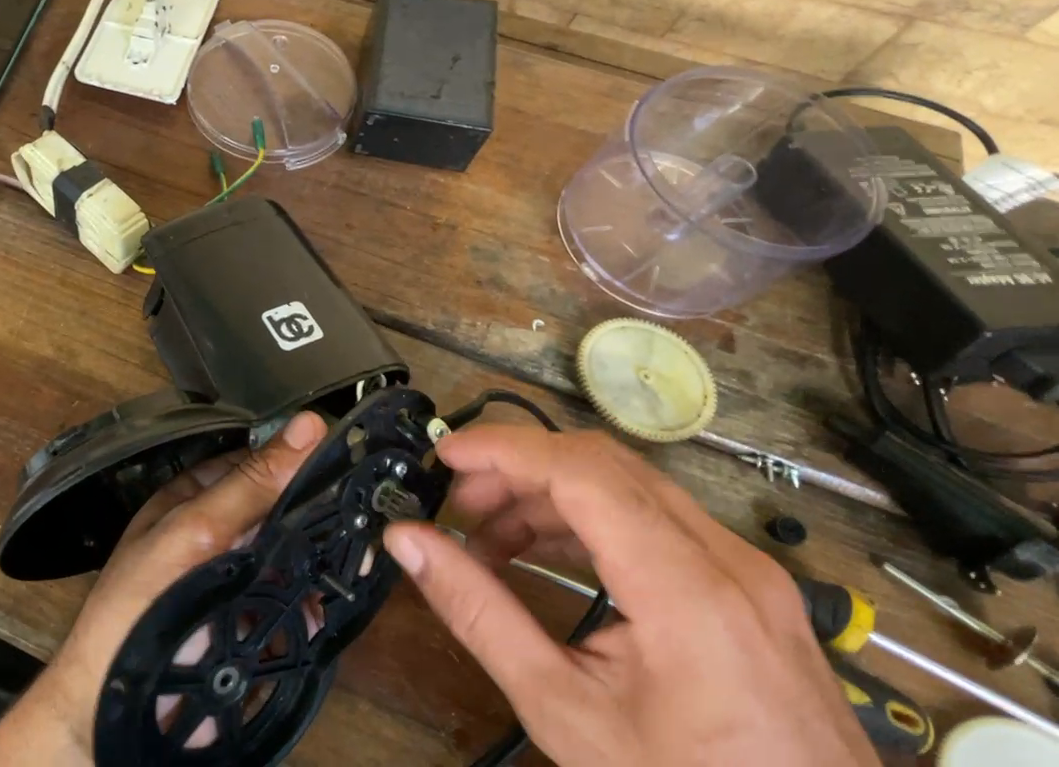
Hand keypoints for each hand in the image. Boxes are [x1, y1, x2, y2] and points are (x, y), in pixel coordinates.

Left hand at [0, 411, 327, 764]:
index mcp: (191, 499)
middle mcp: (212, 533)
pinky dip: (307, 609)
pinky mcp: (243, 624)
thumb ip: (251, 484)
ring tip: (347, 574)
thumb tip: (309, 424)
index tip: (353, 463)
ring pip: (286, 560)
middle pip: (275, 513)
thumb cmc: (144, 602)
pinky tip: (321, 615)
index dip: (297, 462)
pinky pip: (286, 605)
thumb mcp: (196, 531)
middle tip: (363, 527)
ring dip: (315, 568)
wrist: (115, 702)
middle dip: (314, 522)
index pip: (254, 465)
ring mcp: (228, 580)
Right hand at [383, 426, 877, 766]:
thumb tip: (408, 542)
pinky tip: (547, 554)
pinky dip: (590, 518)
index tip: (442, 455)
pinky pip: (658, 519)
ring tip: (489, 537)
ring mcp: (748, 570)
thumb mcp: (563, 709)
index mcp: (685, 589)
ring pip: (630, 486)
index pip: (581, 471)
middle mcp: (727, 560)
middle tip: (458, 504)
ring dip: (549, 493)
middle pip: (604, 464)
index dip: (502, 449)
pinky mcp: (751, 586)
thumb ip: (479, 615)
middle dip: (518, 468)